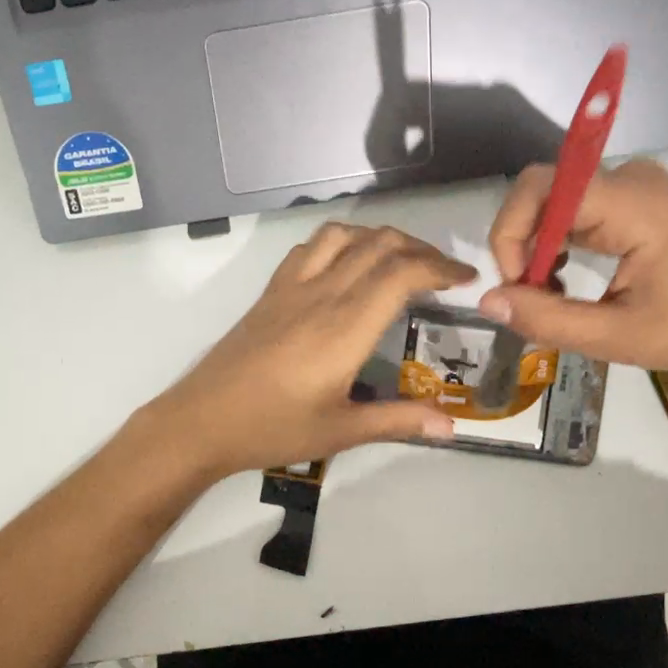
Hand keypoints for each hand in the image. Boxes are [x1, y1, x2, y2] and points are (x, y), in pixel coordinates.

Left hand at [145, 223, 475, 476]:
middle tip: (443, 274)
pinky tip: (345, 266)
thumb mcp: (340, 431)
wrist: (202, 420)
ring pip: (343, 236)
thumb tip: (450, 427)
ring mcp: (292, 289)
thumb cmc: (272, 428)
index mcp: (346, 327)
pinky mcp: (270, 293)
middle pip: (379, 244)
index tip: (465, 279)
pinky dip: (340, 242)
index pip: (402, 272)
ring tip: (400, 261)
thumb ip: (397, 421)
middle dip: (420, 249)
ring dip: (379, 238)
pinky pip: (309, 248)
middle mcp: (322, 295)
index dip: (440, 267)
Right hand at [478, 160, 667, 374]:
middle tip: (529, 295)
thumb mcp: (617, 337)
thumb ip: (548, 319)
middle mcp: (633, 179)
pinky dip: (560, 241)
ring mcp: (639, 186)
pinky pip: (578, 207)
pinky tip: (567, 280)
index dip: (511, 232)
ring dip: (539, 246)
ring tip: (550, 294)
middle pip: (544, 189)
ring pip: (557, 199)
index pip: (540, 186)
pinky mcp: (641, 199)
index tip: (517, 285)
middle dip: (521, 243)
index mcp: (633, 205)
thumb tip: (488, 301)